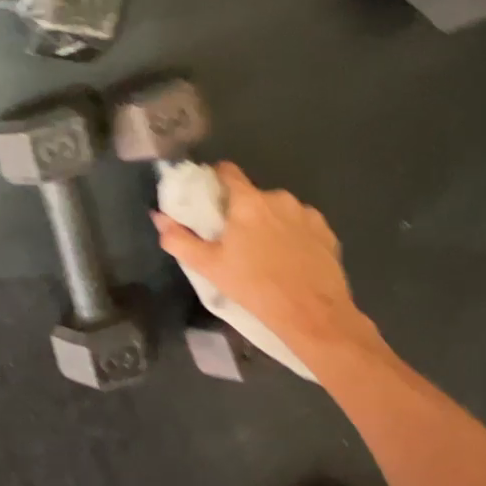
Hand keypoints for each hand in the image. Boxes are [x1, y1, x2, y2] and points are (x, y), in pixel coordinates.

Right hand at [152, 163, 367, 351]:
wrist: (312, 313)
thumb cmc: (254, 286)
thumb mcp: (208, 266)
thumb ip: (179, 239)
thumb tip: (158, 218)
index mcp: (248, 202)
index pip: (228, 172)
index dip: (215, 179)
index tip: (209, 198)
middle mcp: (279, 198)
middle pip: (253, 196)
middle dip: (242, 211)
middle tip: (235, 239)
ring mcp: (306, 214)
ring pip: (278, 210)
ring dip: (269, 222)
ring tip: (265, 253)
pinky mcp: (327, 231)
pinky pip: (301, 224)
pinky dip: (293, 235)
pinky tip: (290, 259)